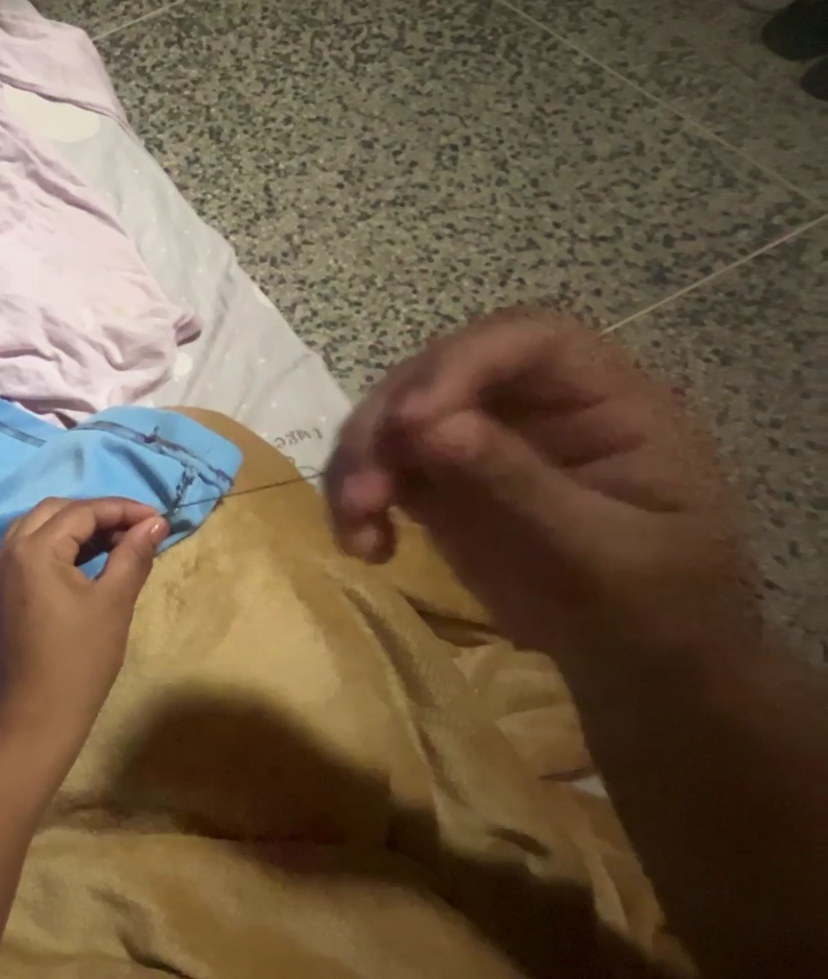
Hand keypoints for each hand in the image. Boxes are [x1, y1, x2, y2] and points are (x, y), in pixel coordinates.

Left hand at [0, 498, 167, 747]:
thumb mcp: (113, 603)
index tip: (158, 518)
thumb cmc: (80, 660)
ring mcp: (0, 571)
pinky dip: (58, 546)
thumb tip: (154, 523)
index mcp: (33, 549)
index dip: (122, 510)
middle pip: (55, 511)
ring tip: (118, 542)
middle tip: (137, 529)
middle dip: (97, 514)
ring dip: (76, 528)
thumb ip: (133, 556)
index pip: (81, 512)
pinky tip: (88, 560)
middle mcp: (9, 550)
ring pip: (38, 528)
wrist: (35, 714)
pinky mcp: (0, 590)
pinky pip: (28, 550)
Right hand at [325, 308, 757, 659]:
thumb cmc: (655, 609)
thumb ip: (519, 486)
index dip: (459, 365)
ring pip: (390, 420)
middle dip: (384, 427)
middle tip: (363, 493)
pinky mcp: (437, 480)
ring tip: (354, 529)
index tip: (411, 424)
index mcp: (605, 402)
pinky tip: (365, 547)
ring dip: (357, 466)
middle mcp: (533, 407)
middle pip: (434, 376)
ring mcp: (477, 441)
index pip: (526, 341)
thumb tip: (427, 428)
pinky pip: (376, 467)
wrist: (639, 667)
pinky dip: (354, 500)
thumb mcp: (602, 552)